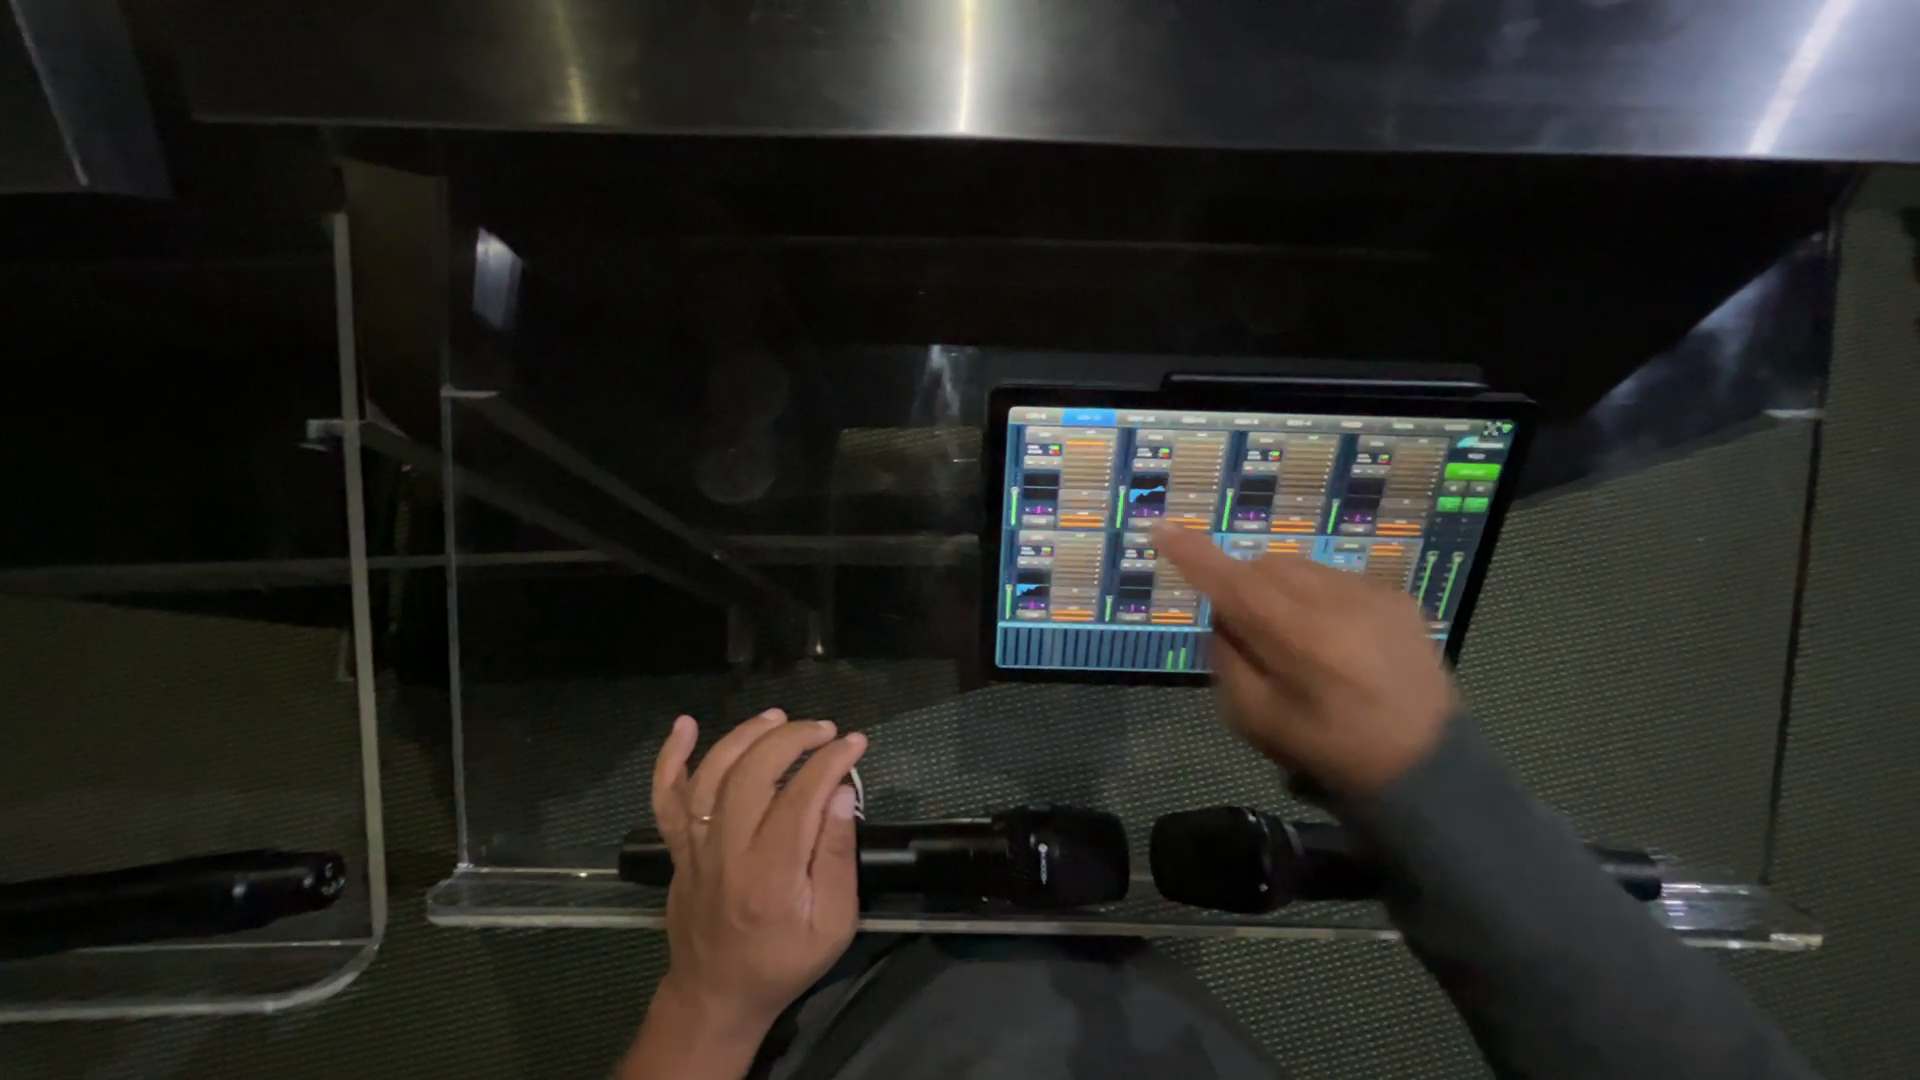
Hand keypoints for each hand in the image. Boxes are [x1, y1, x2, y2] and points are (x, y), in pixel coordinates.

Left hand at [628, 709, 866, 1074]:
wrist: (717, 994)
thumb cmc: (784, 960)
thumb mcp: (833, 923)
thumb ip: (837, 856)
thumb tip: (840, 792)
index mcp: (771, 872)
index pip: (801, 795)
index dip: (831, 760)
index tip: (855, 743)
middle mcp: (727, 850)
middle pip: (753, 773)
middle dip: (792, 739)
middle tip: (824, 729)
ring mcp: (696, 846)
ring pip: (712, 775)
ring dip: (745, 735)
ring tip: (778, 717)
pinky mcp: (678, 847)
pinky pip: (665, 797)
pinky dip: (670, 758)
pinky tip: (685, 725)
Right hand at [1155, 524, 1455, 794]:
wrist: (1425, 763)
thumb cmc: (1328, 748)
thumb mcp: (1254, 719)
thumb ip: (1225, 659)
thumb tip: (1221, 617)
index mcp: (1298, 638)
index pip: (1233, 583)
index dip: (1194, 555)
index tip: (1161, 529)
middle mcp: (1336, 602)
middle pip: (1262, 568)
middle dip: (1241, 588)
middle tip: (1247, 633)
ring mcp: (1372, 594)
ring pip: (1297, 567)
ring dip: (1278, 590)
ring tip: (1295, 636)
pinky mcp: (1397, 597)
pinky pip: (1334, 577)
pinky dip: (1316, 596)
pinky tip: (1334, 637)